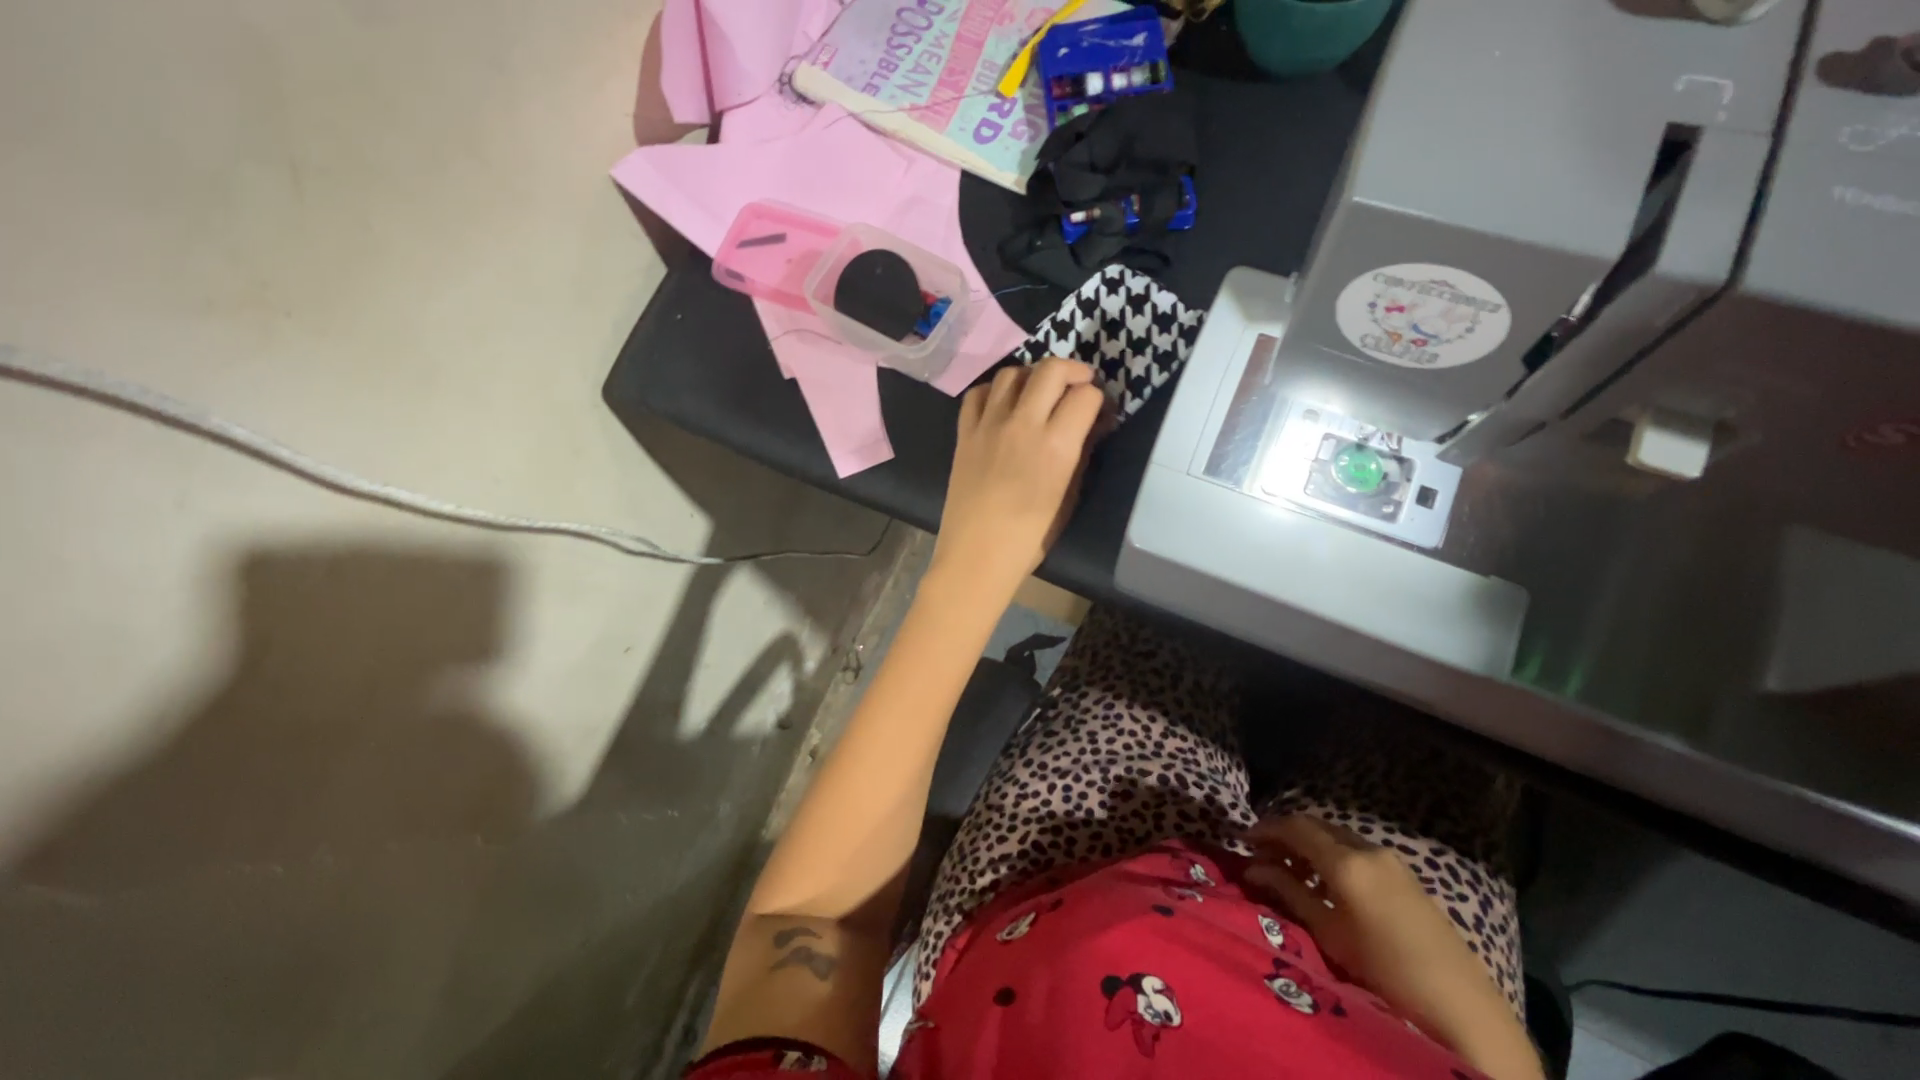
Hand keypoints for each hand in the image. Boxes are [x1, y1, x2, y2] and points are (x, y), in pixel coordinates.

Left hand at [932, 358, 1106, 599]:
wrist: (977, 555)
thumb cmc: (1030, 538)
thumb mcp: (1068, 497)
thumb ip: (1079, 456)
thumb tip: (1089, 429)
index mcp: (1057, 445)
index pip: (1086, 396)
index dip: (1098, 399)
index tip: (1099, 411)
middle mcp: (1023, 424)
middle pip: (1051, 370)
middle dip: (1072, 370)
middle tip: (1079, 384)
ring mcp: (989, 425)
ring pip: (1013, 373)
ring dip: (1032, 375)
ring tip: (1039, 392)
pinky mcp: (964, 433)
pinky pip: (978, 393)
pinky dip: (995, 391)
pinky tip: (1003, 404)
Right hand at [1244, 816, 1539, 1078]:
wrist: (1456, 1003)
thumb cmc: (1382, 969)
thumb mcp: (1328, 932)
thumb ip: (1289, 893)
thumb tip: (1254, 868)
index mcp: (1347, 860)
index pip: (1296, 826)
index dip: (1266, 829)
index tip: (1243, 841)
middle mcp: (1369, 849)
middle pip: (1318, 827)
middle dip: (1287, 836)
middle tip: (1262, 856)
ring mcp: (1393, 860)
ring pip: (1339, 839)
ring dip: (1311, 848)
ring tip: (1290, 874)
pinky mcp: (1406, 876)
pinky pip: (1358, 853)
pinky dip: (1334, 858)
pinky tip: (1326, 885)